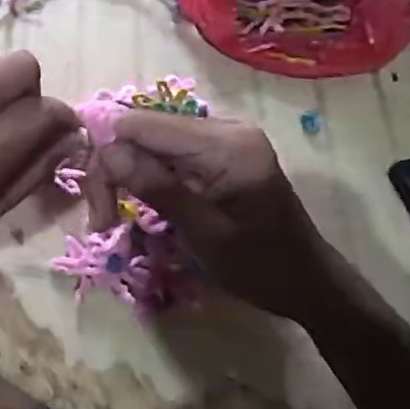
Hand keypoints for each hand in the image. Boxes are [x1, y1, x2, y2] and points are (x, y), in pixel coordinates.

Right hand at [86, 110, 353, 323]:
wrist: (310, 283)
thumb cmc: (262, 267)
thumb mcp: (204, 234)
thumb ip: (157, 188)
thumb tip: (108, 150)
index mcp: (226, 143)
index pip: (143, 125)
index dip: (109, 157)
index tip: (99, 209)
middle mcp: (224, 127)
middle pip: (143, 130)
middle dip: (114, 170)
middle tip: (103, 221)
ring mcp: (224, 137)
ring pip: (149, 141)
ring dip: (126, 176)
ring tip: (114, 219)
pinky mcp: (220, 152)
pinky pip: (168, 153)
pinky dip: (146, 178)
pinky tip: (142, 205)